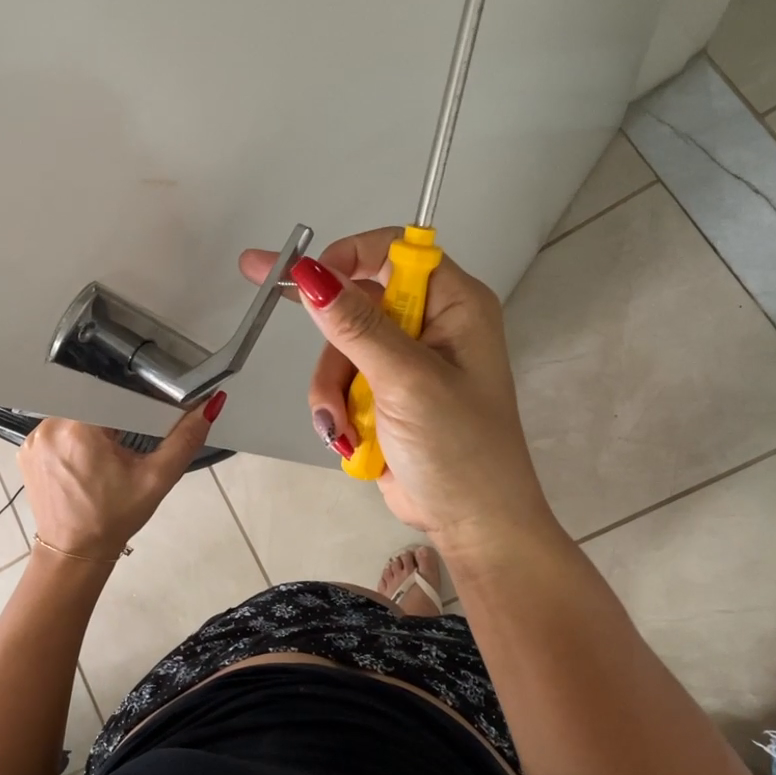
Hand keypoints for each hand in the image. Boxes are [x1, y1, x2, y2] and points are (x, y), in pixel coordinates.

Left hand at [17, 396, 222, 560]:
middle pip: (92, 403)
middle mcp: (50, 427)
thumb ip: (185, 438)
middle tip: (122, 449)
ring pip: (74, 415)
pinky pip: (56, 431)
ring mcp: (35, 439)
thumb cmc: (112, 519)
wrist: (76, 552)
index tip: (142, 422)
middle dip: (111, 420)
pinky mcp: (27, 451)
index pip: (113, 393)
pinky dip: (72, 441)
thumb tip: (209, 406)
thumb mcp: (156, 478)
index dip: (133, 405)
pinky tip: (83, 464)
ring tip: (103, 459)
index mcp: (80, 428)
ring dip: (90, 429)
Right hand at [239, 230, 560, 554]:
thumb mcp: (406, 381)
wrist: (470, 524)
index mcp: (453, 305)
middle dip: (332, 353)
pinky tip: (350, 439)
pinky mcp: (383, 396)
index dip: (347, 257)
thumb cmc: (458, 448)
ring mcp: (403, 363)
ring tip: (346, 431)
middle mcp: (429, 325)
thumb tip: (309, 273)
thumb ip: (356, 326)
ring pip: (337, 352)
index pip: (394, 251)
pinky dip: (336, 411)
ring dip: (331, 393)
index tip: (304, 279)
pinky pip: (338, 384)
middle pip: (353, 305)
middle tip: (310, 371)